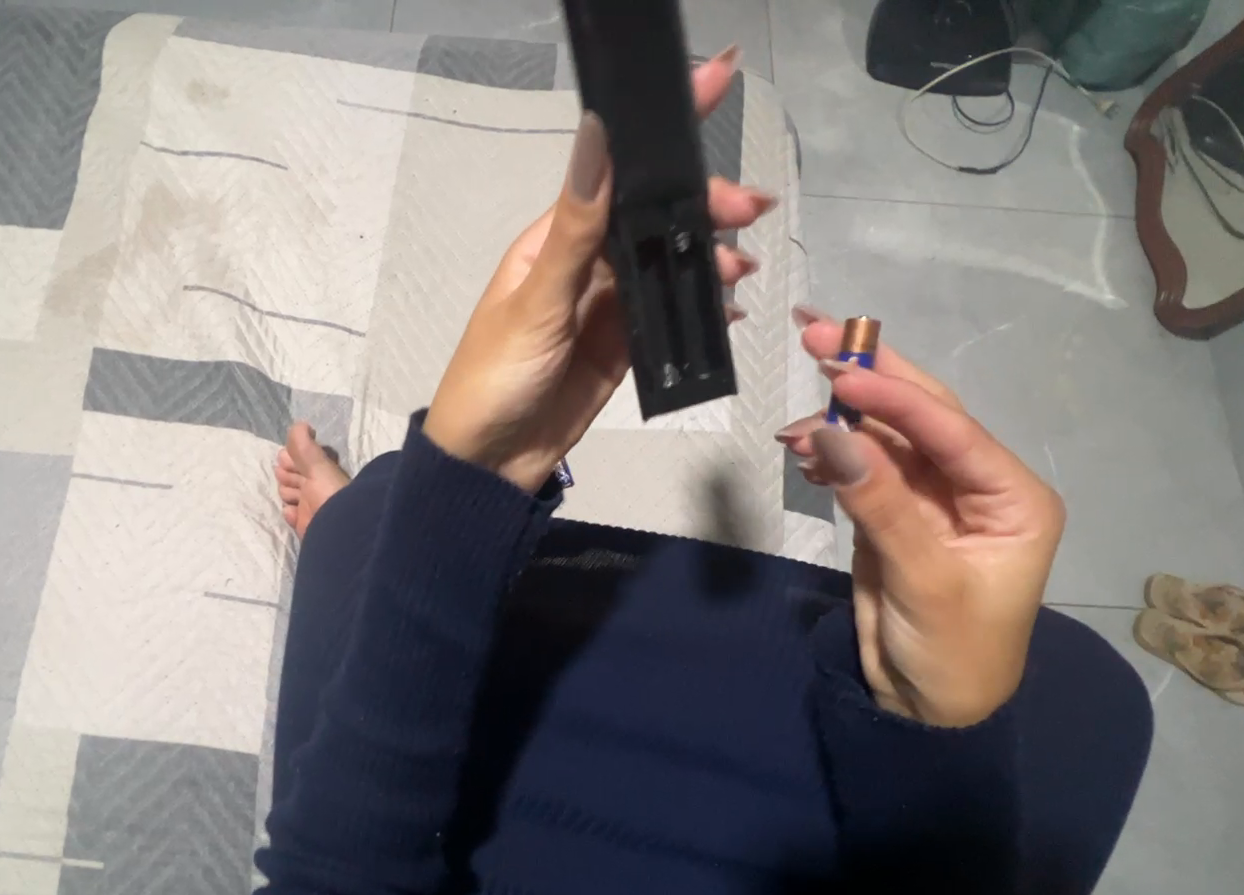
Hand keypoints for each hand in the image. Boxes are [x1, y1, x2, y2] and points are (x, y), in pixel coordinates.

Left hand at [424, 47, 775, 491]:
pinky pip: (670, 316)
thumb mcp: (535, 303)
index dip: (660, 135)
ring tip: (739, 268)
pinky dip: (701, 309)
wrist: (493, 460)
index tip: (715, 86)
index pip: (616, 175)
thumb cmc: (497, 376)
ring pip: (669, 266)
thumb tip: (597, 137)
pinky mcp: (624, 348)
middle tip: (749, 209)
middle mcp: (585, 266)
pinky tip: (729, 307)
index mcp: (555, 240)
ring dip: (709, 258)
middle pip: (654, 221)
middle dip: (702, 207)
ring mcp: (608, 308)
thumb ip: (575, 231)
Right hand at [778, 314, 1064, 728]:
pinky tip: (801, 450)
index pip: (950, 430)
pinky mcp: (891, 512)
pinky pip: (858, 469)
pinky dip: (829, 456)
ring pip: (881, 439)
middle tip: (815, 335)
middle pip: (920, 415)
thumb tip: (827, 434)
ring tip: (792, 427)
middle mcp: (973, 483)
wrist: (927, 705)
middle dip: (868, 379)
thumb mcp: (922, 578)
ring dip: (836, 424)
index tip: (841, 372)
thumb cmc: (953, 648)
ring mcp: (929, 496)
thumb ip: (878, 502)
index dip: (895, 397)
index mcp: (1011, 495)